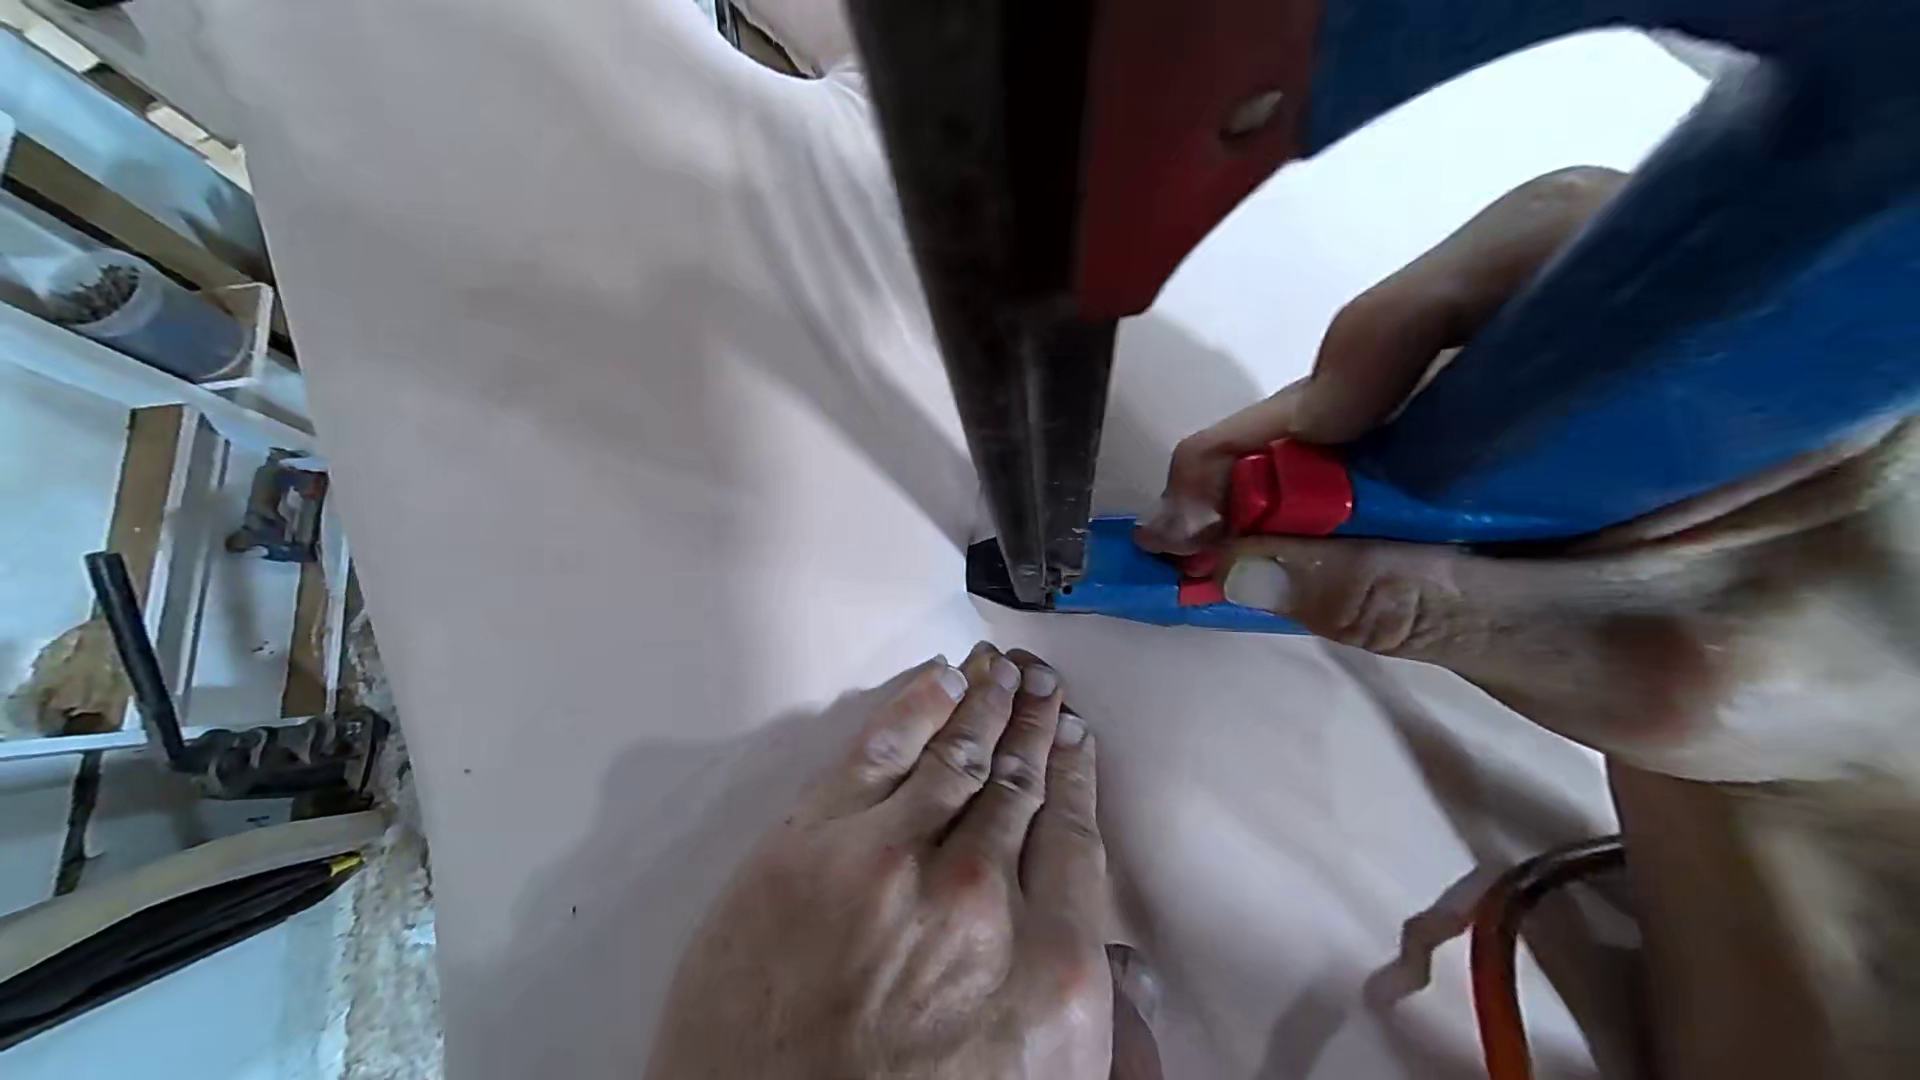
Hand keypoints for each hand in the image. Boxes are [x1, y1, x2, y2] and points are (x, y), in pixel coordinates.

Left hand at [645, 645, 1112, 1078]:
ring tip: (1003, 671)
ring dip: (986, 704)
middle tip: (1044, 682)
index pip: (1072, 832)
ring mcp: (890, 862)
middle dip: (1034, 724)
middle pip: (1018, 783)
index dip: (1074, 772)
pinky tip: (940, 681)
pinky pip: (879, 751)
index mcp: (1048, 968)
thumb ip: (1107, 1032)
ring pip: (958, 756)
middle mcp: (977, 900)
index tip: (1076, 735)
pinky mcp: (814, 845)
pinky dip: (915, 707)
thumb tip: (1135, 967)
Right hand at [1142, 166, 1919, 784]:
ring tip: (1196, 529)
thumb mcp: (1611, 658)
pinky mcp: (1469, 444)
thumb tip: (1241, 568)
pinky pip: (1355, 446)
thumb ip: (1426, 609)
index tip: (1320, 431)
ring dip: (1266, 460)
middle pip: (1405, 330)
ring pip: (1360, 395)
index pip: (1536, 252)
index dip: (1398, 324)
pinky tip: (1243, 532)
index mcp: (1713, 343)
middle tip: (1197, 502)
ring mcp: (1521, 393)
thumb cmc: (1777, 684)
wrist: (1811, 713)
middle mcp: (1598, 340)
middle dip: (1289, 421)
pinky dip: (1287, 491)